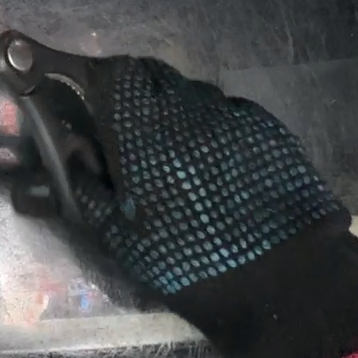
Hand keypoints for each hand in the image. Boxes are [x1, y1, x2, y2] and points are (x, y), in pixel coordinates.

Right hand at [75, 57, 357, 357]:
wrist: (283, 284)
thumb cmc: (187, 262)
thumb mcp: (118, 236)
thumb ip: (86, 184)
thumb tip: (73, 147)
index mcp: (140, 130)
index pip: (114, 73)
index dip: (101, 78)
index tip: (95, 96)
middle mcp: (184, 109)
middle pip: (152, 73)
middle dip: (136, 89)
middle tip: (133, 123)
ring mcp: (230, 115)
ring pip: (190, 90)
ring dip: (175, 106)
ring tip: (177, 144)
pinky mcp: (268, 128)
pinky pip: (228, 109)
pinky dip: (213, 122)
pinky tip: (216, 158)